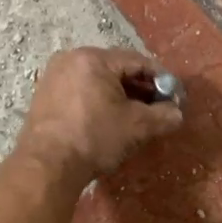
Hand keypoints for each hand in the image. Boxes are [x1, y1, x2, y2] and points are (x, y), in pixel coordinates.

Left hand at [14, 47, 183, 187]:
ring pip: (96, 78)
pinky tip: (107, 118)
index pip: (136, 60)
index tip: (173, 95)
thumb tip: (176, 113)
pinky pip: (79, 88)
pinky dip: (97, 99)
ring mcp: (54, 74)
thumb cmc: (94, 138)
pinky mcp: (44, 92)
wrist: (47, 164)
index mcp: (93, 58)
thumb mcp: (136, 127)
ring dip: (118, 93)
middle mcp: (70, 58)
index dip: (159, 78)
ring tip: (134, 115)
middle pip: (115, 67)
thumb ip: (162, 116)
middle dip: (138, 86)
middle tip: (156, 106)